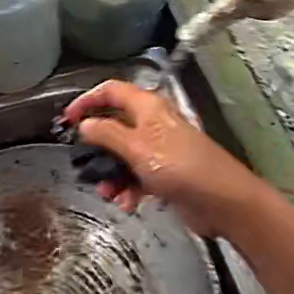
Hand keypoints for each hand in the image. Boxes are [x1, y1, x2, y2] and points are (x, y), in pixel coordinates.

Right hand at [62, 80, 268, 237]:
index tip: (68, 116)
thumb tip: (85, 124)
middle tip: (82, 159)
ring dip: (112, 172)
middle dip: (98, 145)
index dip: (87, 100)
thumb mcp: (136, 148)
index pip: (110, 90)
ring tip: (107, 191)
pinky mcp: (167, 173)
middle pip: (115, 124)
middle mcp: (154, 123)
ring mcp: (161, 148)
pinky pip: (138, 175)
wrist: (225, 201)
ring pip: (124, 154)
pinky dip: (129, 187)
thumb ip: (106, 134)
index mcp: (147, 107)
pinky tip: (126, 202)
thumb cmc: (182, 168)